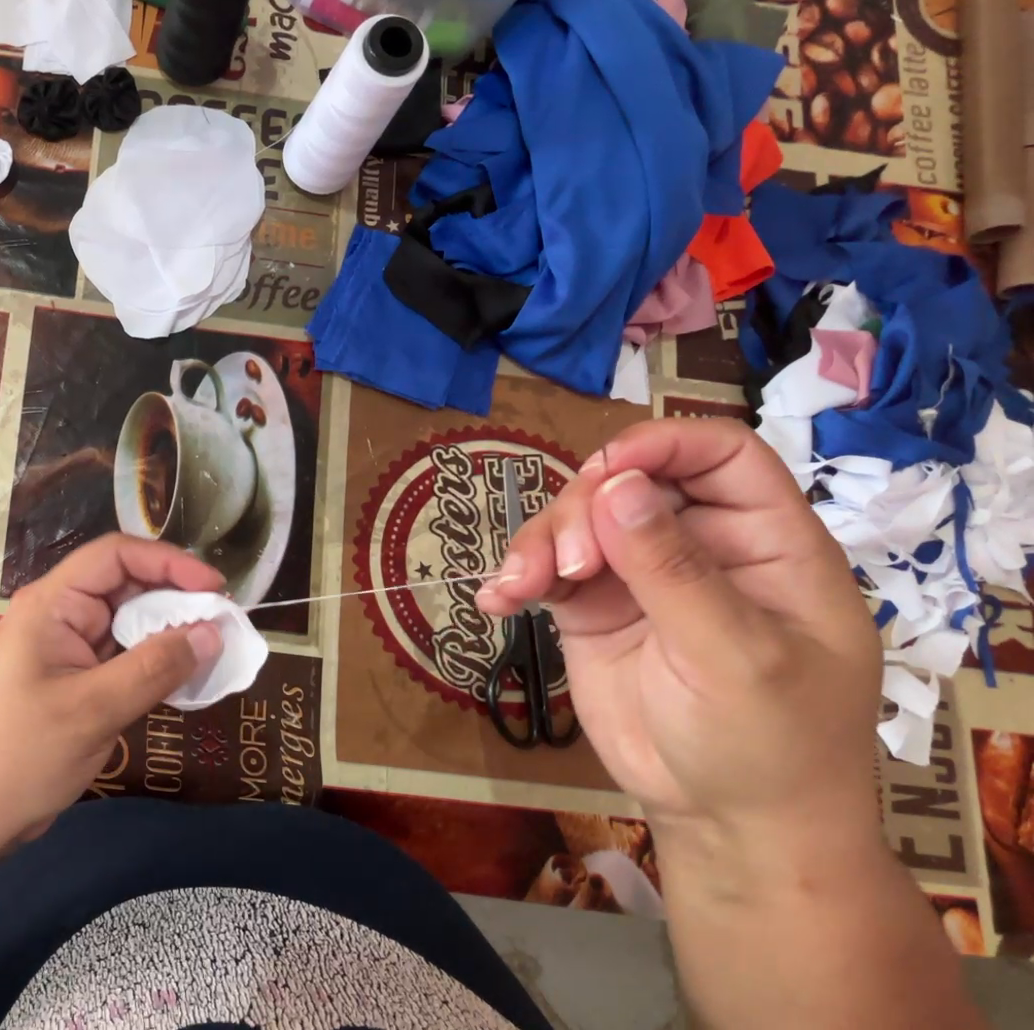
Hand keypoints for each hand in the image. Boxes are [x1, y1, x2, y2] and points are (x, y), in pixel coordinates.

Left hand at [0, 534, 224, 845]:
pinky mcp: (70, 682)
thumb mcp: (94, 710)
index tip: (217, 587)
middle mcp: (56, 617)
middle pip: (124, 587)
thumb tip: (212, 632)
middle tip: (224, 625)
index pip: (115, 557)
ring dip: (166, 635)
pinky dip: (150, 664)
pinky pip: (118, 659)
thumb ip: (155, 667)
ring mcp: (62, 651)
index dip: (169, 562)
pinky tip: (183, 680)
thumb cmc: (22, 755)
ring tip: (213, 652)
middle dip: (174, 599)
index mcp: (51, 605)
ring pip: (125, 625)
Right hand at [475, 418, 881, 839]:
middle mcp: (697, 547)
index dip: (664, 444)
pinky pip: (544, 570)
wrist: (726, 820)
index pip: (721, 457)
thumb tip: (616, 484)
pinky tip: (497, 601)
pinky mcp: (590, 610)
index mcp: (765, 544)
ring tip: (518, 588)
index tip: (604, 469)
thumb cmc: (767, 742)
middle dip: (582, 511)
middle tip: (564, 565)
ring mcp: (638, 578)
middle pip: (626, 483)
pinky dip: (514, 578)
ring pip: (574, 522)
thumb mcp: (732, 655)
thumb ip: (673, 569)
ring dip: (537, 545)